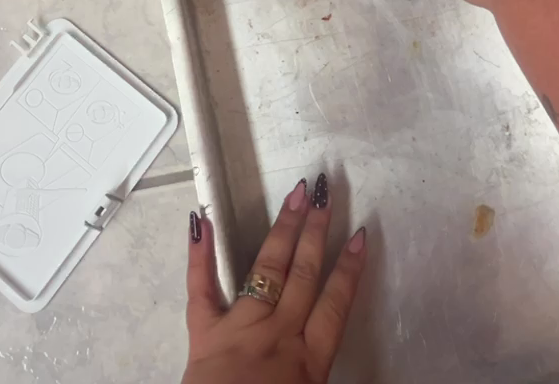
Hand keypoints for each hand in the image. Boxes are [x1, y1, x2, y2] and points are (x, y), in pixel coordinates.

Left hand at [183, 176, 367, 383]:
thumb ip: (319, 373)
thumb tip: (334, 339)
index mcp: (307, 362)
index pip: (335, 305)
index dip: (349, 269)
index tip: (360, 235)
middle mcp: (278, 336)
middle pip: (304, 274)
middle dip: (316, 231)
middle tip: (324, 192)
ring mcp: (240, 328)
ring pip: (266, 268)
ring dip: (283, 229)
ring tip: (296, 195)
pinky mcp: (203, 333)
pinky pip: (200, 288)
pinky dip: (198, 254)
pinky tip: (198, 221)